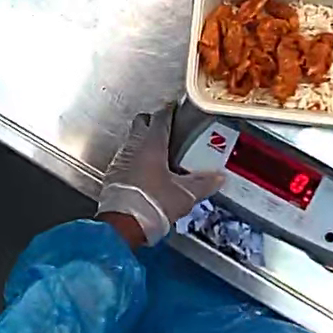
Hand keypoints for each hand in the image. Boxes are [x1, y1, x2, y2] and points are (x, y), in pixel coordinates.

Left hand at [95, 105, 222, 245]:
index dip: (169, 110)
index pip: (160, 117)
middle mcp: (133, 146)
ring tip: (160, 152)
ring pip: (132, 139)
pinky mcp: (113, 173)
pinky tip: (145, 171)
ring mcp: (121, 159)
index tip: (175, 107)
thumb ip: (203, 183)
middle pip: (142, 122)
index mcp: (152, 145)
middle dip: (153, 121)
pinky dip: (135, 158)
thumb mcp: (185, 195)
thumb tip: (219, 177)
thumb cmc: (153, 204)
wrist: (123, 225)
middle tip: (168, 129)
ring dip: (143, 141)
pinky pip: (125, 157)